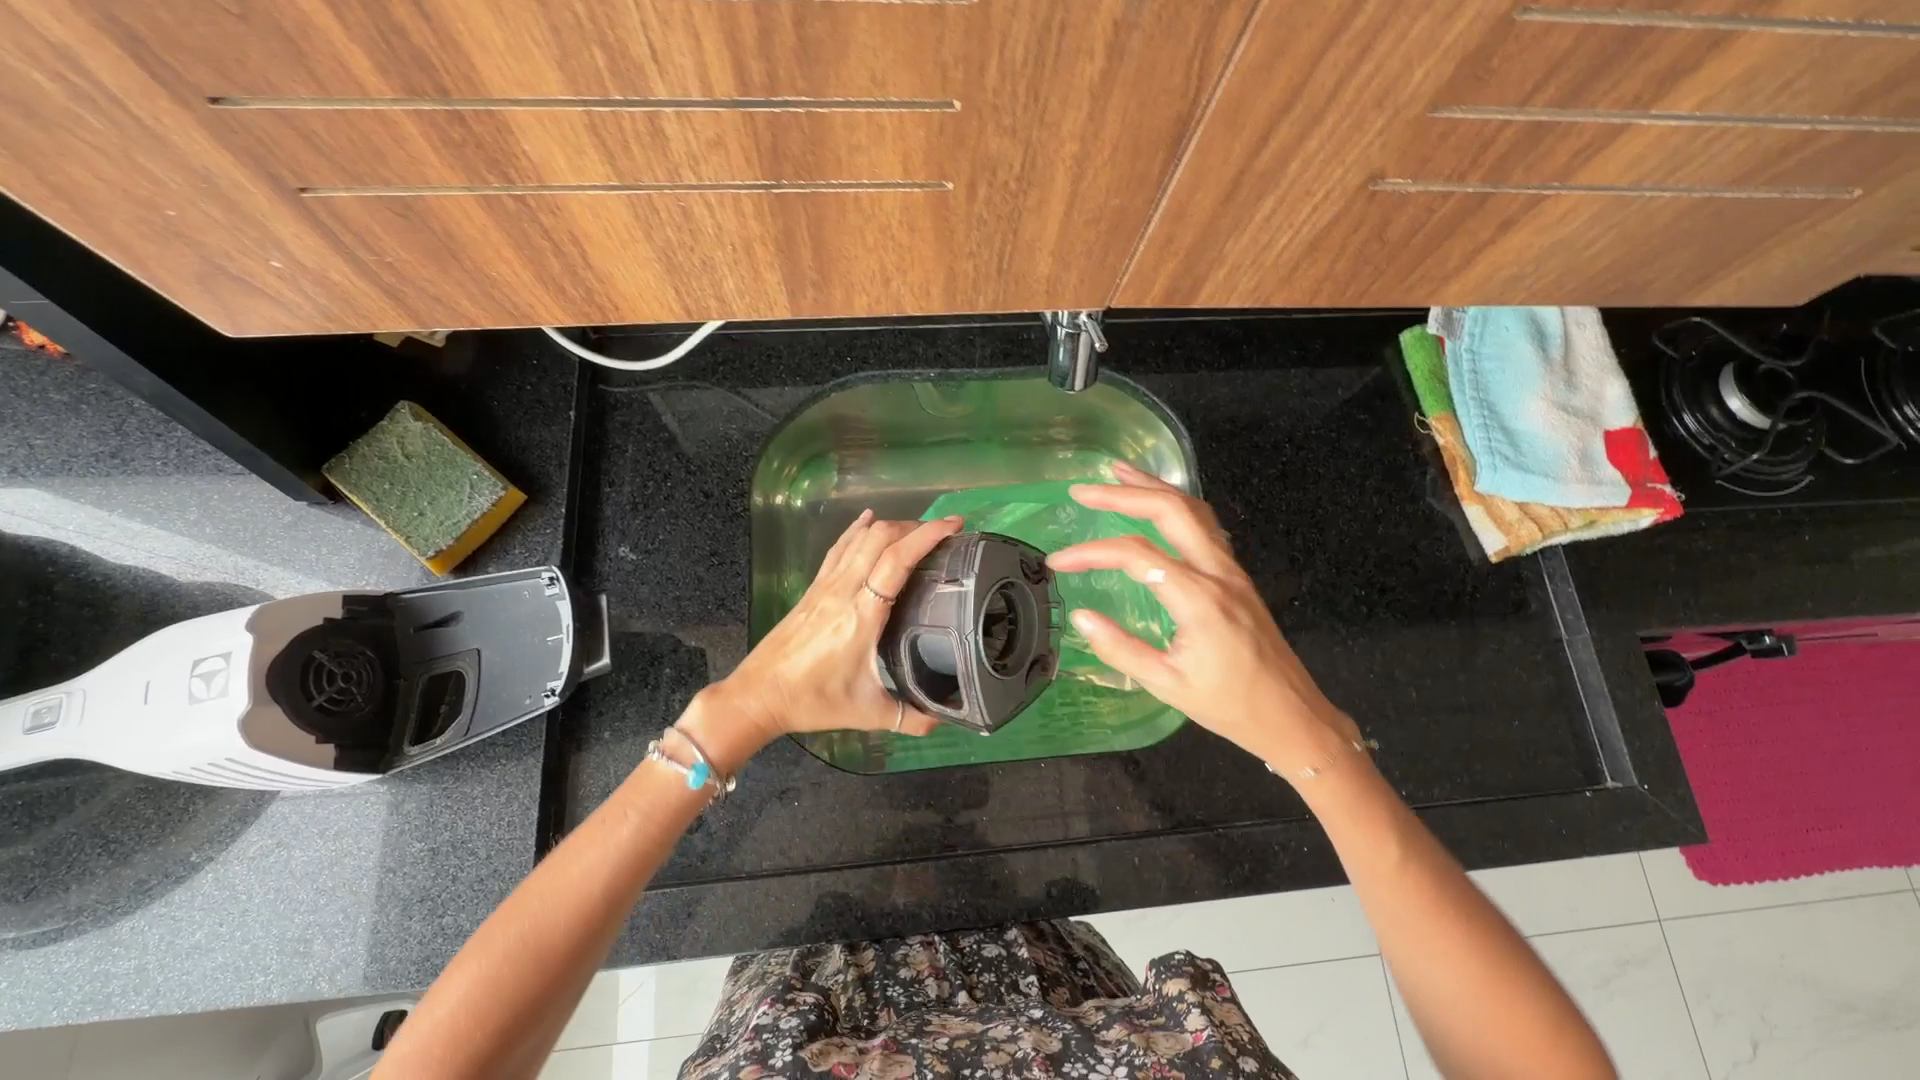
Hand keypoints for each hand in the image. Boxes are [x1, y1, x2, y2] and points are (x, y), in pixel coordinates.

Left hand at [681, 511, 962, 769]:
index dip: (927, 536)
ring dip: (890, 527)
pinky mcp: (813, 588)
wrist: (759, 695)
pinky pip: (839, 548)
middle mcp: (843, 590)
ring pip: (859, 538)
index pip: (897, 560)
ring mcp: (825, 585)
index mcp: (862, 615)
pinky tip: (868, 521)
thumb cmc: (814, 701)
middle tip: (943, 533)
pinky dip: (858, 530)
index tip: (954, 525)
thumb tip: (944, 719)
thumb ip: (911, 717)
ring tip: (917, 532)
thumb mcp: (869, 713)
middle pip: (880, 537)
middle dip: (915, 526)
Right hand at [1046, 462, 1360, 777]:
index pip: (1137, 556)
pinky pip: (1207, 526)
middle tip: (1083, 490)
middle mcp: (1218, 573)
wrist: (1291, 715)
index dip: (1092, 552)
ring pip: (1194, 510)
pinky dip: (1178, 505)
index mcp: (1198, 599)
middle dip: (1124, 494)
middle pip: (1171, 511)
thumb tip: (1080, 618)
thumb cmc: (1228, 705)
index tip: (1059, 561)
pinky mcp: (1238, 577)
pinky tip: (1162, 504)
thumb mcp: (1166, 684)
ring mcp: (1232, 571)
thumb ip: (1120, 648)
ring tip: (1118, 475)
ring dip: (1154, 488)